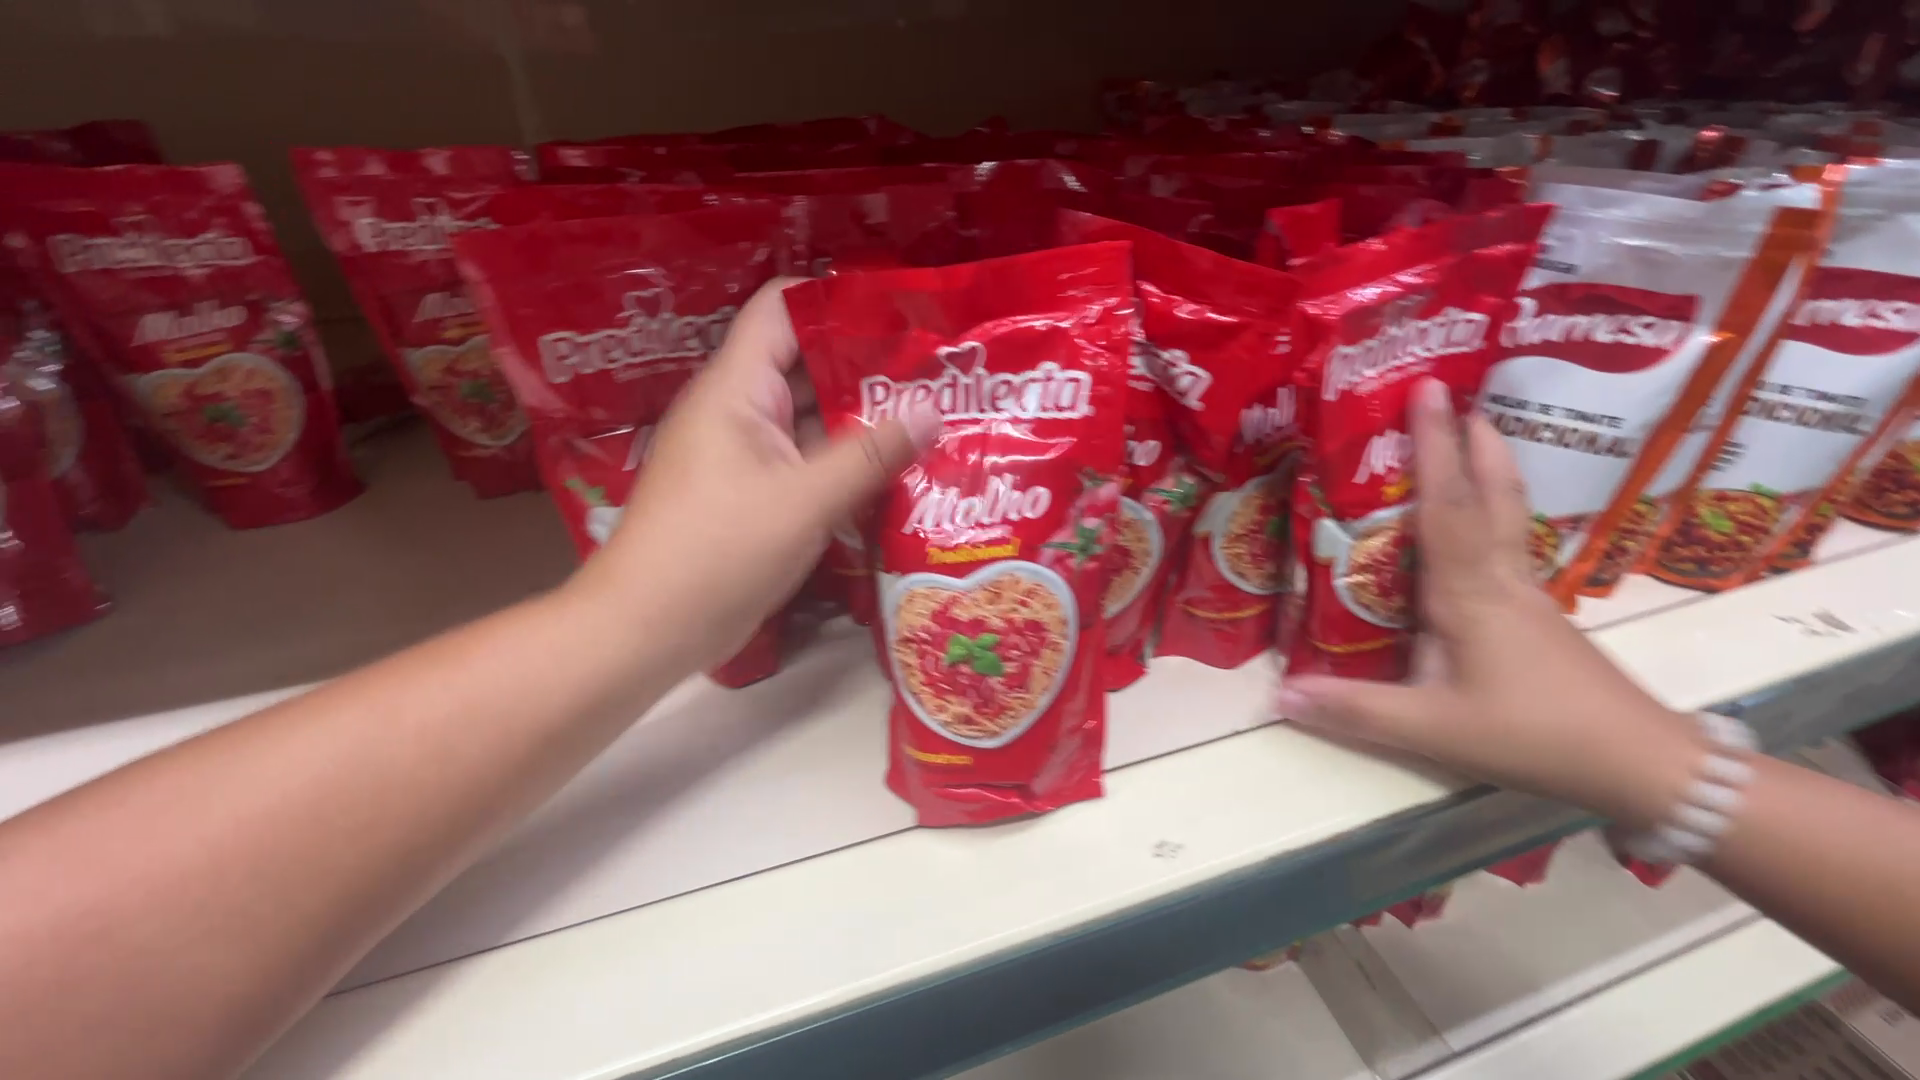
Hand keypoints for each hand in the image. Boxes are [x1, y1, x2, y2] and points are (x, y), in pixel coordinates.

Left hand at [568, 277, 941, 675]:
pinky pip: (807, 463)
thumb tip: (932, 410)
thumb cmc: (717, 551)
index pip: (783, 309)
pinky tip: (896, 470)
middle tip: (937, 372)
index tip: (902, 313)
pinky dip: (846, 462)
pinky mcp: (755, 495)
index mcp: (736, 388)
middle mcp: (739, 411)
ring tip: (931, 416)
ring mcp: (746, 456)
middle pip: (807, 364)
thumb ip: (870, 454)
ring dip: (863, 419)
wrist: (647, 628)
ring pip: (811, 419)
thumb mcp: (804, 501)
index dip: (838, 300)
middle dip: (869, 366)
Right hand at [1277, 379, 1700, 829]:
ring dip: (1488, 472)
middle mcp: (1500, 581)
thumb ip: (1354, 710)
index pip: (1450, 507)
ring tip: (1471, 439)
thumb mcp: (1433, 729)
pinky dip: (1490, 516)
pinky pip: (1505, 549)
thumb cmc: (1533, 735)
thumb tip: (1279, 694)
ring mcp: (1525, 598)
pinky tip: (1473, 535)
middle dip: (1474, 443)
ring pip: (1507, 518)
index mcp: (1470, 594)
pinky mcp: (1537, 619)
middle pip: (1493, 497)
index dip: (1435, 448)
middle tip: (1459, 397)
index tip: (1428, 391)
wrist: (1640, 765)